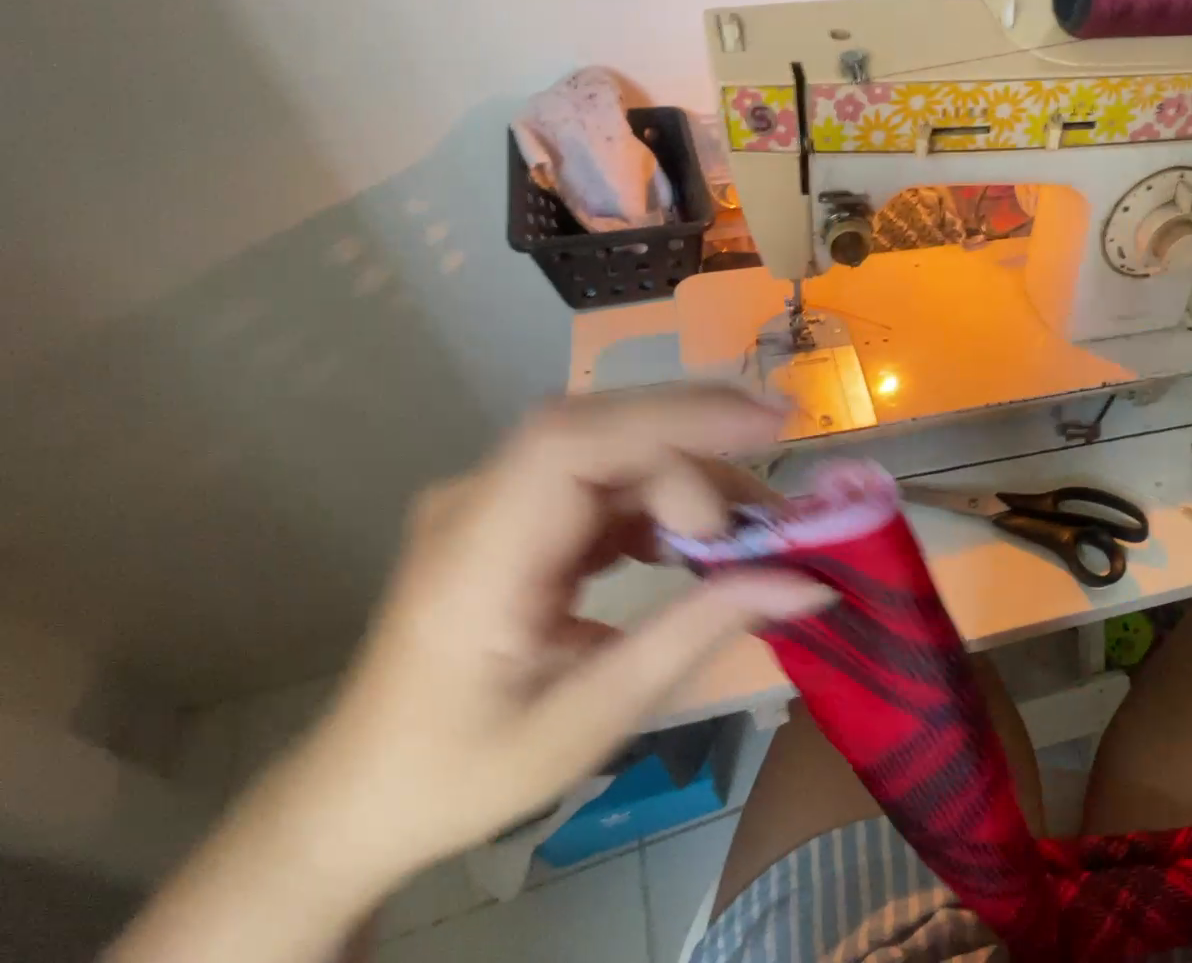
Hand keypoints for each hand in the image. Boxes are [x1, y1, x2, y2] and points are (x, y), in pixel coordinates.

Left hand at [110, 386, 833, 962]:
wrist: (365, 792)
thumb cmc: (468, 769)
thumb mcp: (596, 714)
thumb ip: (701, 631)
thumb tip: (806, 583)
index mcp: (477, 559)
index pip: (572, 444)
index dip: (675, 419)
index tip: (771, 431)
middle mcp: (477, 503)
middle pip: (602, 431)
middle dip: (703, 441)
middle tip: (782, 486)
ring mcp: (494, 503)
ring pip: (612, 449)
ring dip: (692, 477)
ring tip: (755, 533)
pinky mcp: (518, 517)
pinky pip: (604, 482)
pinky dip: (666, 501)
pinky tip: (699, 544)